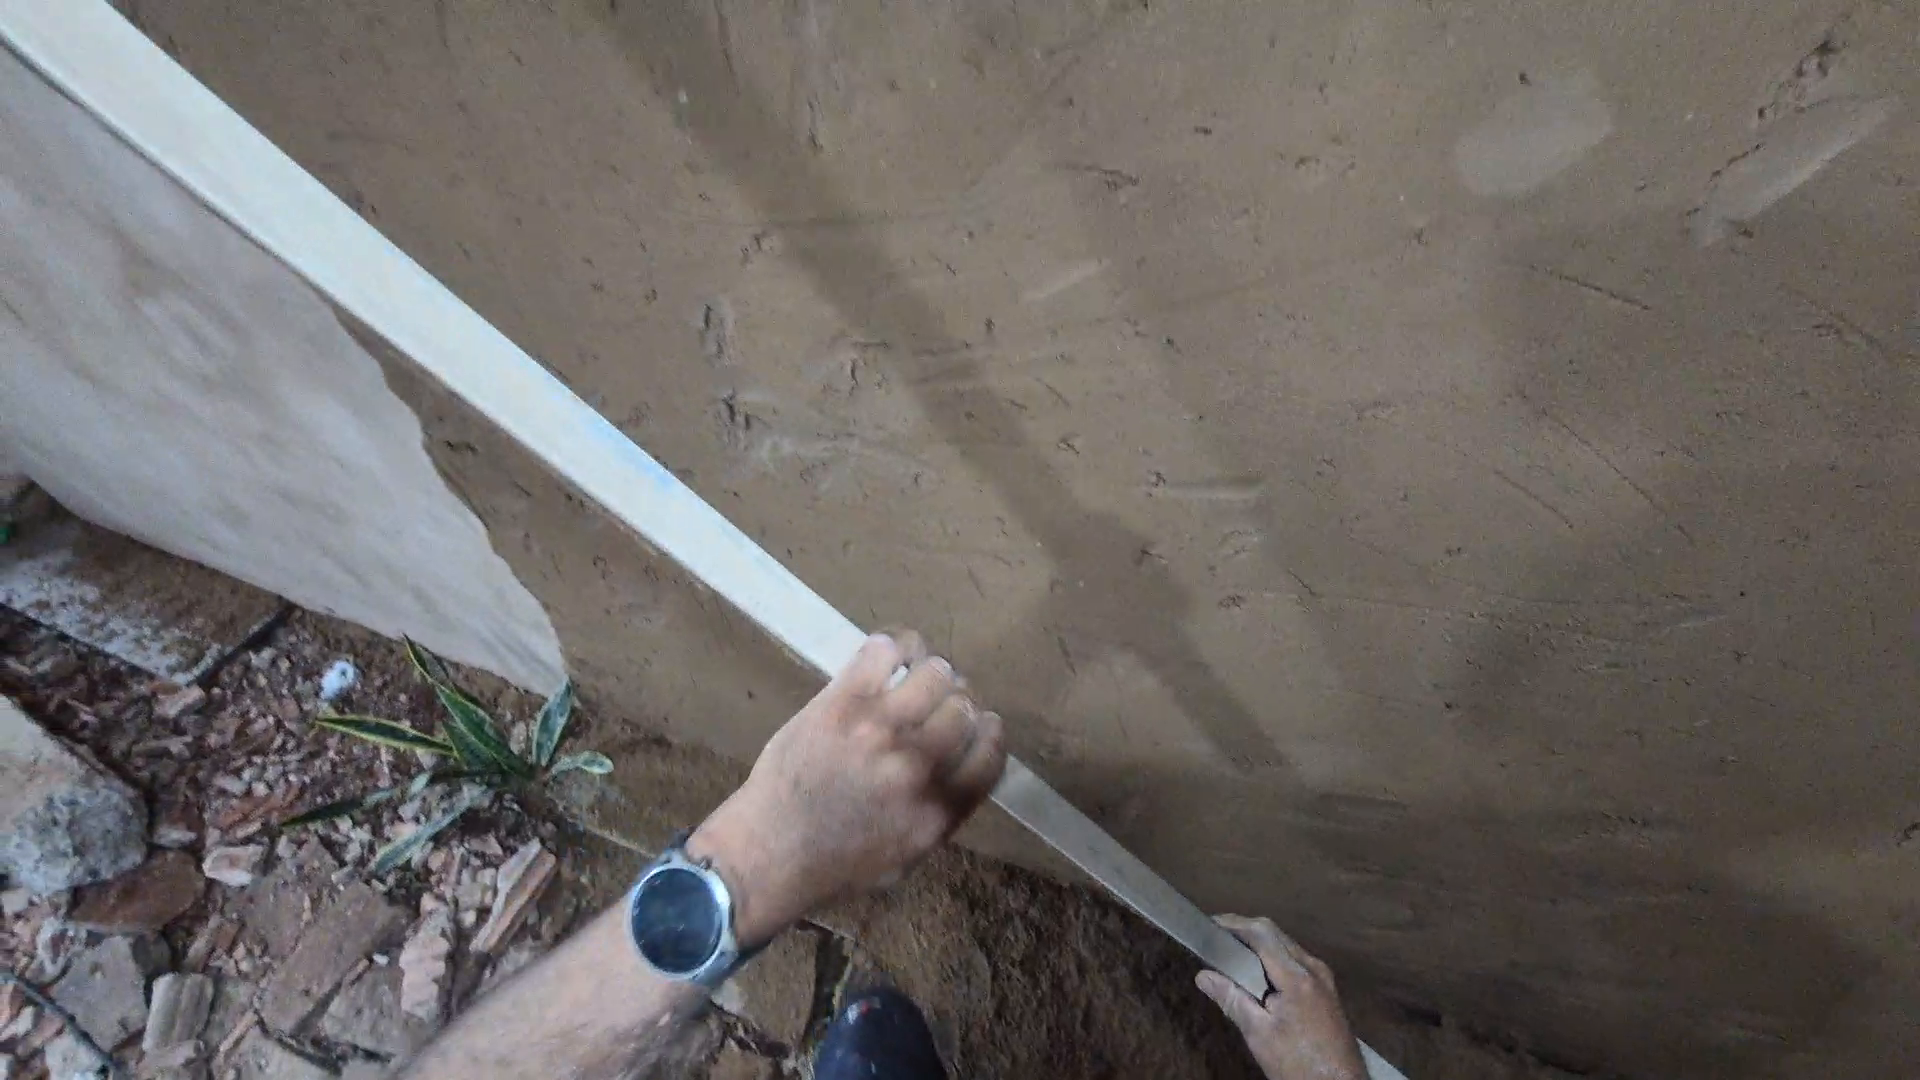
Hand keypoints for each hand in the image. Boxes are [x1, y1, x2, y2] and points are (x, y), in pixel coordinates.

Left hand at [688, 631, 1004, 941]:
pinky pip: (885, 651)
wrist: (767, 854)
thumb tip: (964, 762)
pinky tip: (889, 658)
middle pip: (965, 706)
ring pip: (935, 673)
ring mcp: (879, 729)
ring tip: (914, 677)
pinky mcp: (842, 702)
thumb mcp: (907, 856)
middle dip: (957, 702)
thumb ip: (943, 810)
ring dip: (930, 673)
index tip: (979, 722)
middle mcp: (917, 766)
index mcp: (938, 809)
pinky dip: (894, 647)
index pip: (990, 751)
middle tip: (937, 701)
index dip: (989, 730)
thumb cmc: (836, 864)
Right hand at [1196, 916, 1366, 1079]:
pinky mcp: (1327, 990)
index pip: (1261, 933)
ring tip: (1232, 951)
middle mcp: (1314, 968)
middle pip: (1274, 934)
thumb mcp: (1259, 1035)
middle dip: (1244, 929)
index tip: (1209, 924)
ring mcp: (1324, 978)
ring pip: (1286, 944)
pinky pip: (1295, 959)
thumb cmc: (1298, 1064)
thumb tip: (1202, 975)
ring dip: (1259, 942)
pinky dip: (1273, 956)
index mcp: (1297, 976)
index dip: (1234, 923)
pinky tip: (1259, 972)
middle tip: (1217, 937)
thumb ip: (1231, 999)